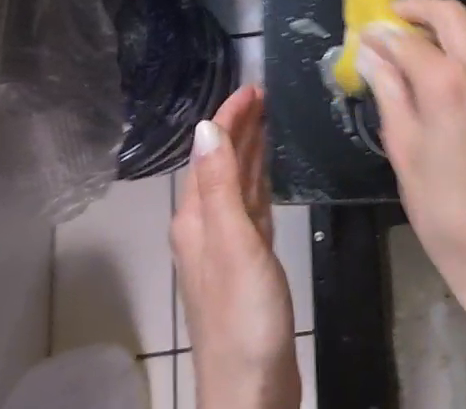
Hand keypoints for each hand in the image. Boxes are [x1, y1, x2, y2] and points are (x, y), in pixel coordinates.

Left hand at [170, 85, 300, 408]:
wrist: (251, 390)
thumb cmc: (243, 315)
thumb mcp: (233, 243)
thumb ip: (219, 185)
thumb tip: (204, 127)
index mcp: (197, 219)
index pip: (209, 153)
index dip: (228, 118)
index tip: (252, 87)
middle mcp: (206, 228)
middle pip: (221, 165)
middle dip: (239, 128)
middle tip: (266, 94)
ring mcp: (227, 248)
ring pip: (237, 185)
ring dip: (249, 152)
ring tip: (268, 121)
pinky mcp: (249, 265)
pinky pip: (251, 209)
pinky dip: (259, 185)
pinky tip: (267, 176)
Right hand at [359, 0, 465, 314]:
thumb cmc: (443, 208)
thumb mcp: (403, 148)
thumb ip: (388, 92)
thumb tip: (370, 54)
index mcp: (448, 82)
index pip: (408, 38)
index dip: (381, 34)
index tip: (362, 36)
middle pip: (451, 14)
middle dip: (417, 10)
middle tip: (390, 22)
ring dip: (440, 27)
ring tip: (409, 46)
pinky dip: (458, 49)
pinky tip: (437, 73)